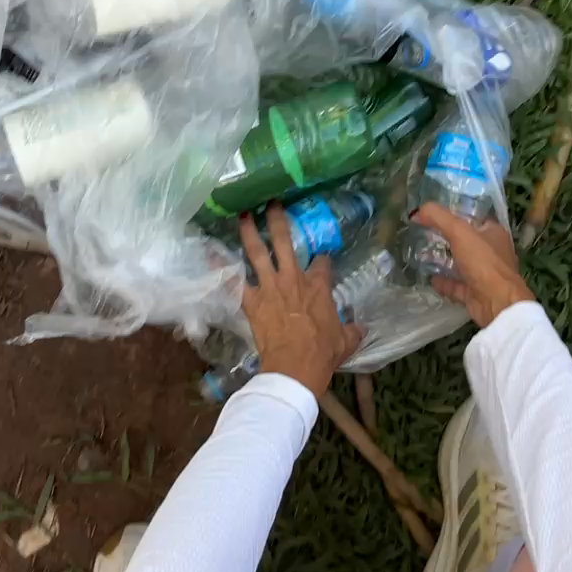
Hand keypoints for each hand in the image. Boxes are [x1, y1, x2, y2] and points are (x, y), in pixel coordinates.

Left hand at [239, 204, 364, 395]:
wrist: (295, 368)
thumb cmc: (323, 353)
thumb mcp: (346, 341)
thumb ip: (353, 330)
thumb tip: (361, 328)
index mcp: (319, 286)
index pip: (322, 262)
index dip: (322, 258)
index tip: (322, 258)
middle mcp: (293, 278)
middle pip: (285, 241)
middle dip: (278, 220)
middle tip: (271, 203)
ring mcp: (270, 287)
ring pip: (258, 253)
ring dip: (249, 232)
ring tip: (243, 215)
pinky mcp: (252, 302)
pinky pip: (234, 282)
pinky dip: (221, 268)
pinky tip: (210, 253)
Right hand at [413, 204, 534, 327]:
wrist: (496, 303)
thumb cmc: (483, 262)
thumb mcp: (460, 232)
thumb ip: (439, 218)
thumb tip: (417, 211)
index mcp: (494, 234)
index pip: (473, 219)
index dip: (455, 214)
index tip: (433, 214)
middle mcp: (491, 252)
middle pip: (466, 241)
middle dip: (446, 238)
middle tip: (424, 234)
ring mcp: (484, 274)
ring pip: (461, 264)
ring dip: (444, 261)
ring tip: (422, 254)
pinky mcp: (475, 293)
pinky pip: (456, 285)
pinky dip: (443, 282)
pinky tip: (429, 278)